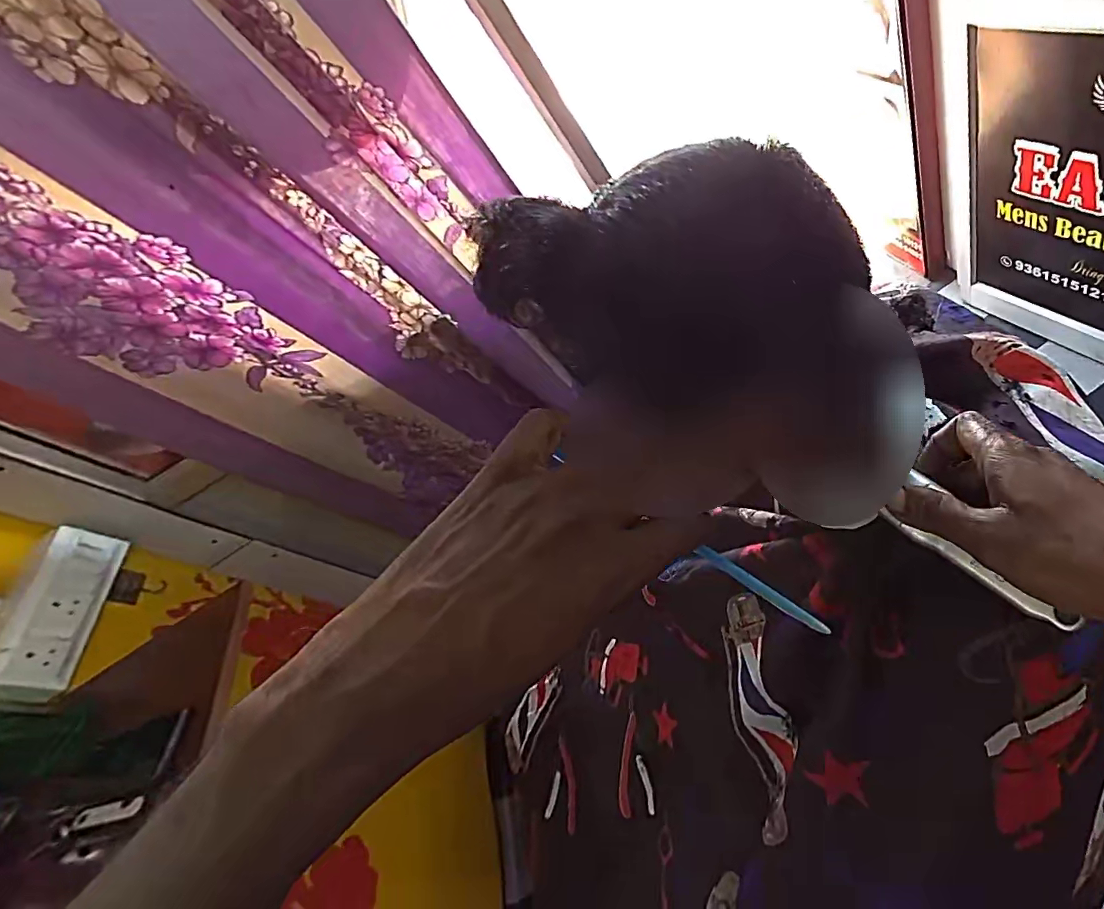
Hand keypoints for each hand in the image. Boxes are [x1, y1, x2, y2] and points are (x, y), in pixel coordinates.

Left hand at [243, 409, 705, 757]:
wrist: (393, 668)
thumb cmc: (490, 674)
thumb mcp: (573, 634)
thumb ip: (616, 580)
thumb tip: (641, 548)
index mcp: (612, 564)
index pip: (686, 522)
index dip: (706, 516)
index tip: (711, 514)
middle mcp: (586, 513)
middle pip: (657, 475)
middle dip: (680, 478)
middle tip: (684, 483)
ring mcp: (540, 485)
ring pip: (610, 449)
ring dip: (632, 455)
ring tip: (633, 464)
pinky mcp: (497, 473)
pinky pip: (544, 427)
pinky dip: (565, 429)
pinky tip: (569, 445)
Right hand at [887, 412, 1103, 642]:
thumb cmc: (1067, 556)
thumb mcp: (987, 539)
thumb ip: (937, 514)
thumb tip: (893, 492)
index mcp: (1007, 454)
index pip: (957, 426)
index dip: (932, 451)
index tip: (922, 487)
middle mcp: (1034, 457)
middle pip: (978, 453)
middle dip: (953, 484)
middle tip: (944, 523)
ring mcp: (1061, 479)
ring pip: (1004, 478)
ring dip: (981, 503)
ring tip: (979, 545)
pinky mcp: (1081, 504)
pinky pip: (1031, 497)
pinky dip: (1011, 516)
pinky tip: (1019, 554)